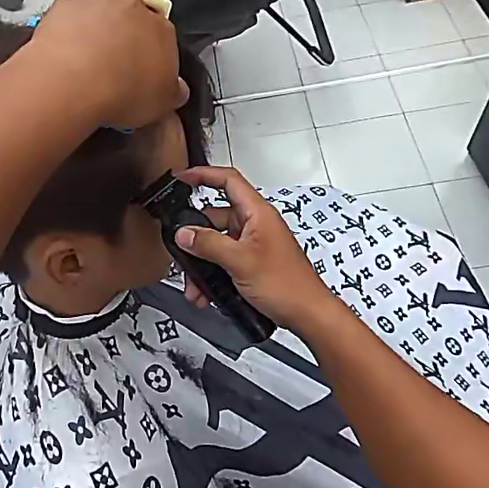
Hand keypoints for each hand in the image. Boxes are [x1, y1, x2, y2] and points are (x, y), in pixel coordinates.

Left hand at [26, 0, 186, 129]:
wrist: (74, 84)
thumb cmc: (120, 90)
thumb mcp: (163, 104)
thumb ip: (173, 91)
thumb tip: (175, 91)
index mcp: (163, 29)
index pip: (165, 38)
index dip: (155, 58)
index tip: (147, 74)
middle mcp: (132, 9)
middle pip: (134, 22)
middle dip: (128, 43)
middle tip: (119, 72)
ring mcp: (98, 4)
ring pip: (101, 16)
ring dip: (98, 35)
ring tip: (91, 69)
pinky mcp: (66, 6)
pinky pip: (70, 18)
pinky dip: (70, 34)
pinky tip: (68, 60)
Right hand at [172, 167, 343, 333]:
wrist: (306, 313)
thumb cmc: (288, 285)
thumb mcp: (240, 261)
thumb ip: (209, 244)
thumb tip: (185, 233)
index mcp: (258, 213)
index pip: (228, 181)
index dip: (203, 174)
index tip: (182, 178)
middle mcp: (257, 225)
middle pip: (217, 217)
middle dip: (196, 237)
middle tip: (183, 252)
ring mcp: (255, 244)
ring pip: (218, 243)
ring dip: (203, 262)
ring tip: (197, 284)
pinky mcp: (253, 262)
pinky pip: (226, 260)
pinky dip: (214, 274)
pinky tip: (208, 292)